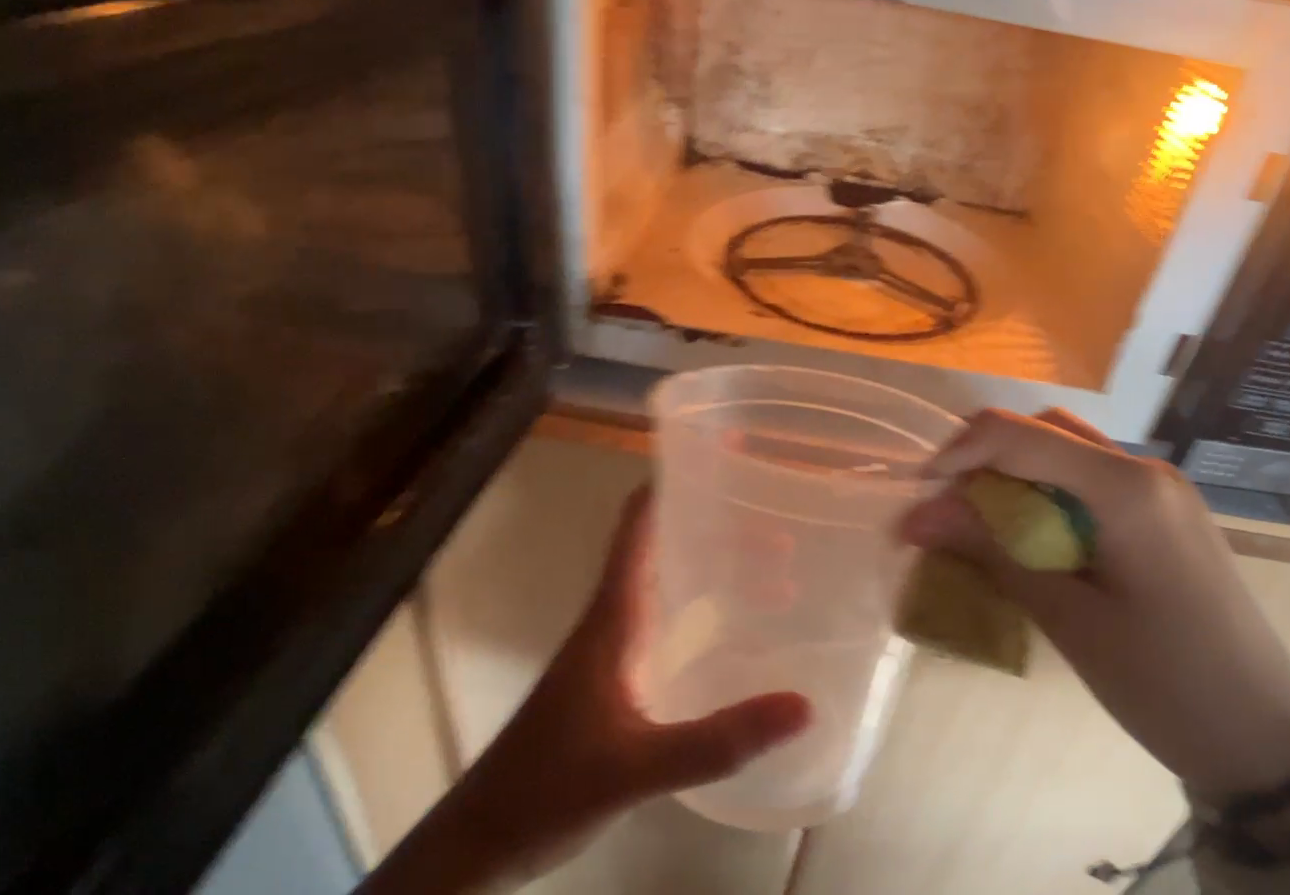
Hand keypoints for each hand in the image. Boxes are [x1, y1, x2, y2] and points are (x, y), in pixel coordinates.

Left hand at [360, 489, 810, 893]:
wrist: (485, 838)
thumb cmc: (548, 786)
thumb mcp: (637, 765)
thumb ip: (717, 739)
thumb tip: (804, 704)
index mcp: (613, 617)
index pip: (639, 525)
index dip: (675, 478)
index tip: (727, 451)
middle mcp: (616, 620)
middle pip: (667, 546)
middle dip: (720, 522)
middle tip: (782, 513)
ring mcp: (616, 651)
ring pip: (673, 586)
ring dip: (721, 567)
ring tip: (783, 566)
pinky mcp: (621, 681)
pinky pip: (674, 626)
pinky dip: (712, 613)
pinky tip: (748, 636)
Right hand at [900, 409, 1289, 801]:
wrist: (1265, 734)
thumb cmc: (1165, 684)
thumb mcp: (1069, 619)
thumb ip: (995, 553)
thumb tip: (917, 516)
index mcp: (1125, 489)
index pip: (1020, 434)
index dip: (959, 453)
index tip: (920, 498)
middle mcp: (1146, 470)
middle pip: (1044, 430)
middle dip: (984, 460)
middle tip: (946, 513)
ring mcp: (1161, 490)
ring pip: (1068, 452)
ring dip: (1016, 477)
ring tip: (981, 529)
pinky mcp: (1164, 514)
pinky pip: (1091, 481)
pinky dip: (1049, 496)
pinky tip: (1031, 542)